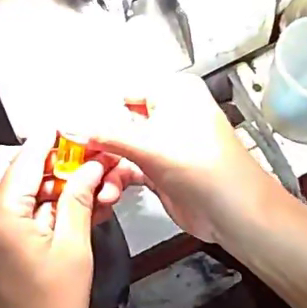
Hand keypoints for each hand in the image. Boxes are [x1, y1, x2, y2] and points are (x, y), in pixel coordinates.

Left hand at [0, 136, 116, 307]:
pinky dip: (25, 203)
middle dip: (38, 158)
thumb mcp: (73, 249)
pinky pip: (0, 210)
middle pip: (4, 165)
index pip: (24, 158)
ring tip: (72, 190)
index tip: (71, 129)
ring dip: (33, 181)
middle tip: (74, 165)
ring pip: (1, 186)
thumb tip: (90, 166)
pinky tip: (57, 211)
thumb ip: (77, 200)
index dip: (49, 140)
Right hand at [65, 73, 275, 243]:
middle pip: (117, 120)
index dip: (92, 109)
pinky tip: (107, 191)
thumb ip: (105, 133)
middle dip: (96, 141)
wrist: (240, 215)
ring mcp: (164, 142)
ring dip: (104, 164)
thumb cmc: (209, 171)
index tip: (66, 125)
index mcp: (173, 92)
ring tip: (92, 179)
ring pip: (120, 146)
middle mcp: (168, 113)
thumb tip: (70, 123)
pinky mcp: (160, 168)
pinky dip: (116, 178)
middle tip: (72, 154)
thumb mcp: (150, 146)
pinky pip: (128, 167)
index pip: (120, 91)